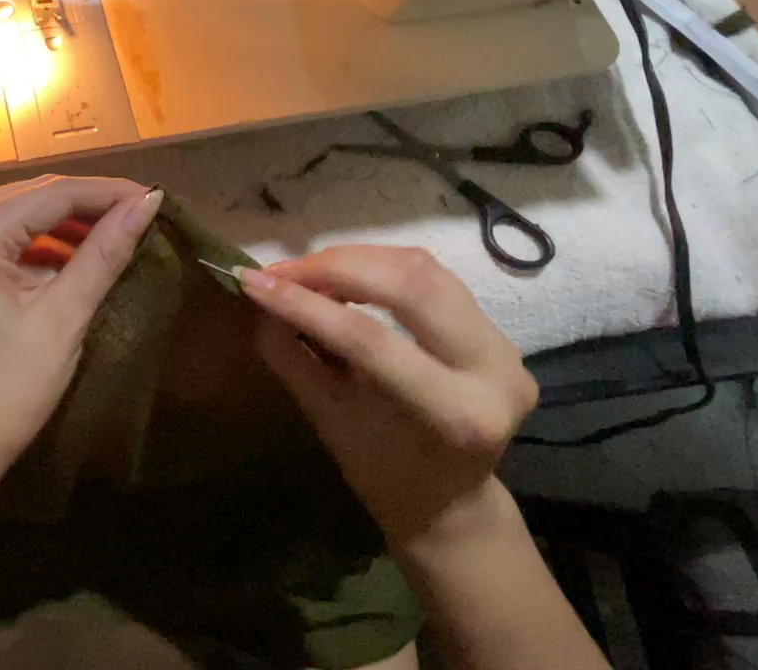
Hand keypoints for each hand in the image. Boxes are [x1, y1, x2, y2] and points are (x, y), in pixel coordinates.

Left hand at [0, 176, 162, 489]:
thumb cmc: (7, 389)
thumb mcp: (62, 319)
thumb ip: (103, 255)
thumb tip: (146, 203)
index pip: (51, 193)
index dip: (107, 191)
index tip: (155, 197)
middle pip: (33, 196)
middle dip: (89, 202)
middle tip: (143, 212)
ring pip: (21, 212)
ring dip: (68, 220)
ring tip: (120, 229)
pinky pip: (6, 235)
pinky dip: (44, 241)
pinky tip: (80, 252)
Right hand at [240, 247, 537, 554]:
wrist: (446, 499)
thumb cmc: (379, 468)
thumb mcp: (325, 416)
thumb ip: (291, 352)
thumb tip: (258, 294)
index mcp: (454, 414)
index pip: (369, 339)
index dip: (305, 304)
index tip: (251, 281)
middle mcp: (494, 372)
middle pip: (411, 285)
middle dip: (335, 266)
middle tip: (281, 271)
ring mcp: (506, 346)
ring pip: (423, 269)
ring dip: (355, 259)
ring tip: (307, 273)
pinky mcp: (498, 330)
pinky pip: (432, 275)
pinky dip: (377, 265)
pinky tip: (342, 276)